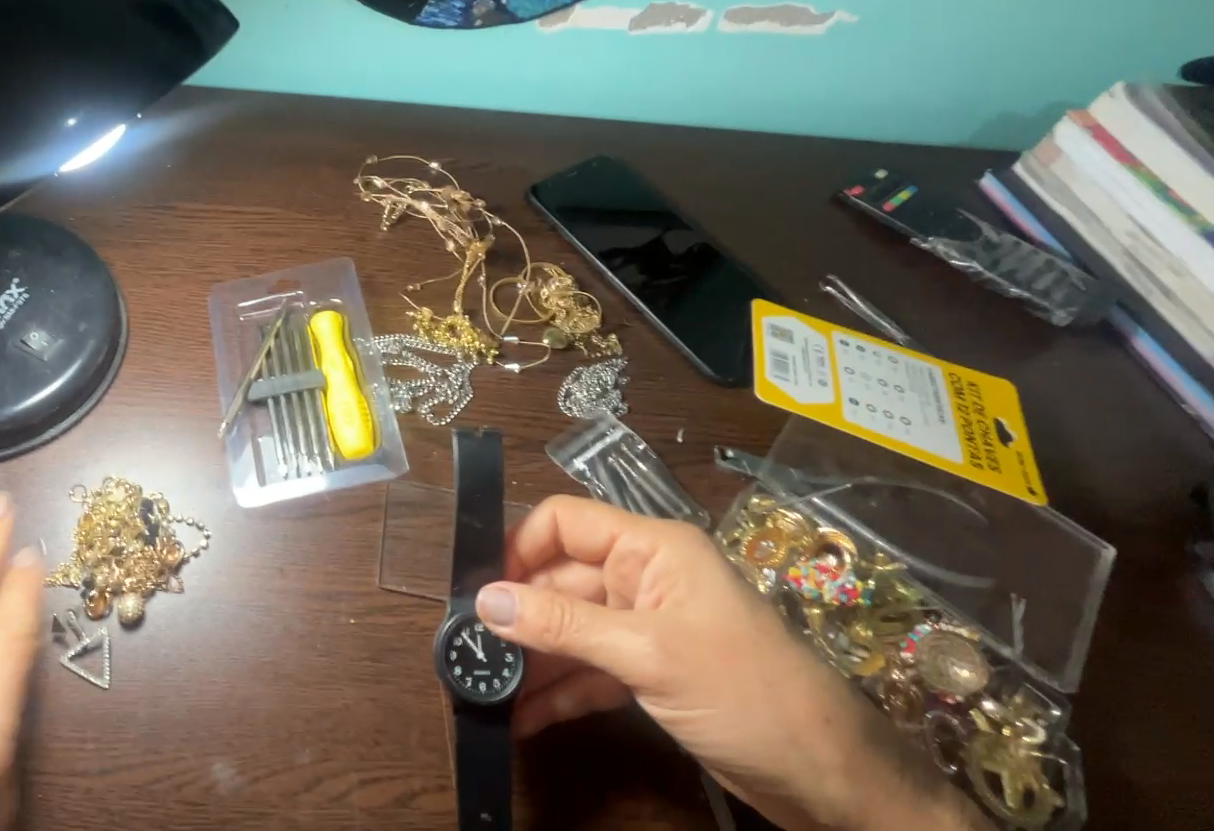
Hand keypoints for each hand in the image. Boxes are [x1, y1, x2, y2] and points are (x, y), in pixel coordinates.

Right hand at [474, 496, 982, 830]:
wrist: (836, 782)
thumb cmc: (745, 694)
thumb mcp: (648, 655)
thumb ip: (563, 626)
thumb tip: (485, 602)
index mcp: (651, 549)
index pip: (565, 523)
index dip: (521, 548)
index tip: (483, 591)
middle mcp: (644, 578)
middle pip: (561, 580)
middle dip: (518, 614)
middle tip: (469, 650)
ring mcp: (646, 626)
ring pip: (571, 629)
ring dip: (532, 659)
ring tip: (485, 689)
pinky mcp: (650, 672)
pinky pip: (590, 669)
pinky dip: (560, 690)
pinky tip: (524, 716)